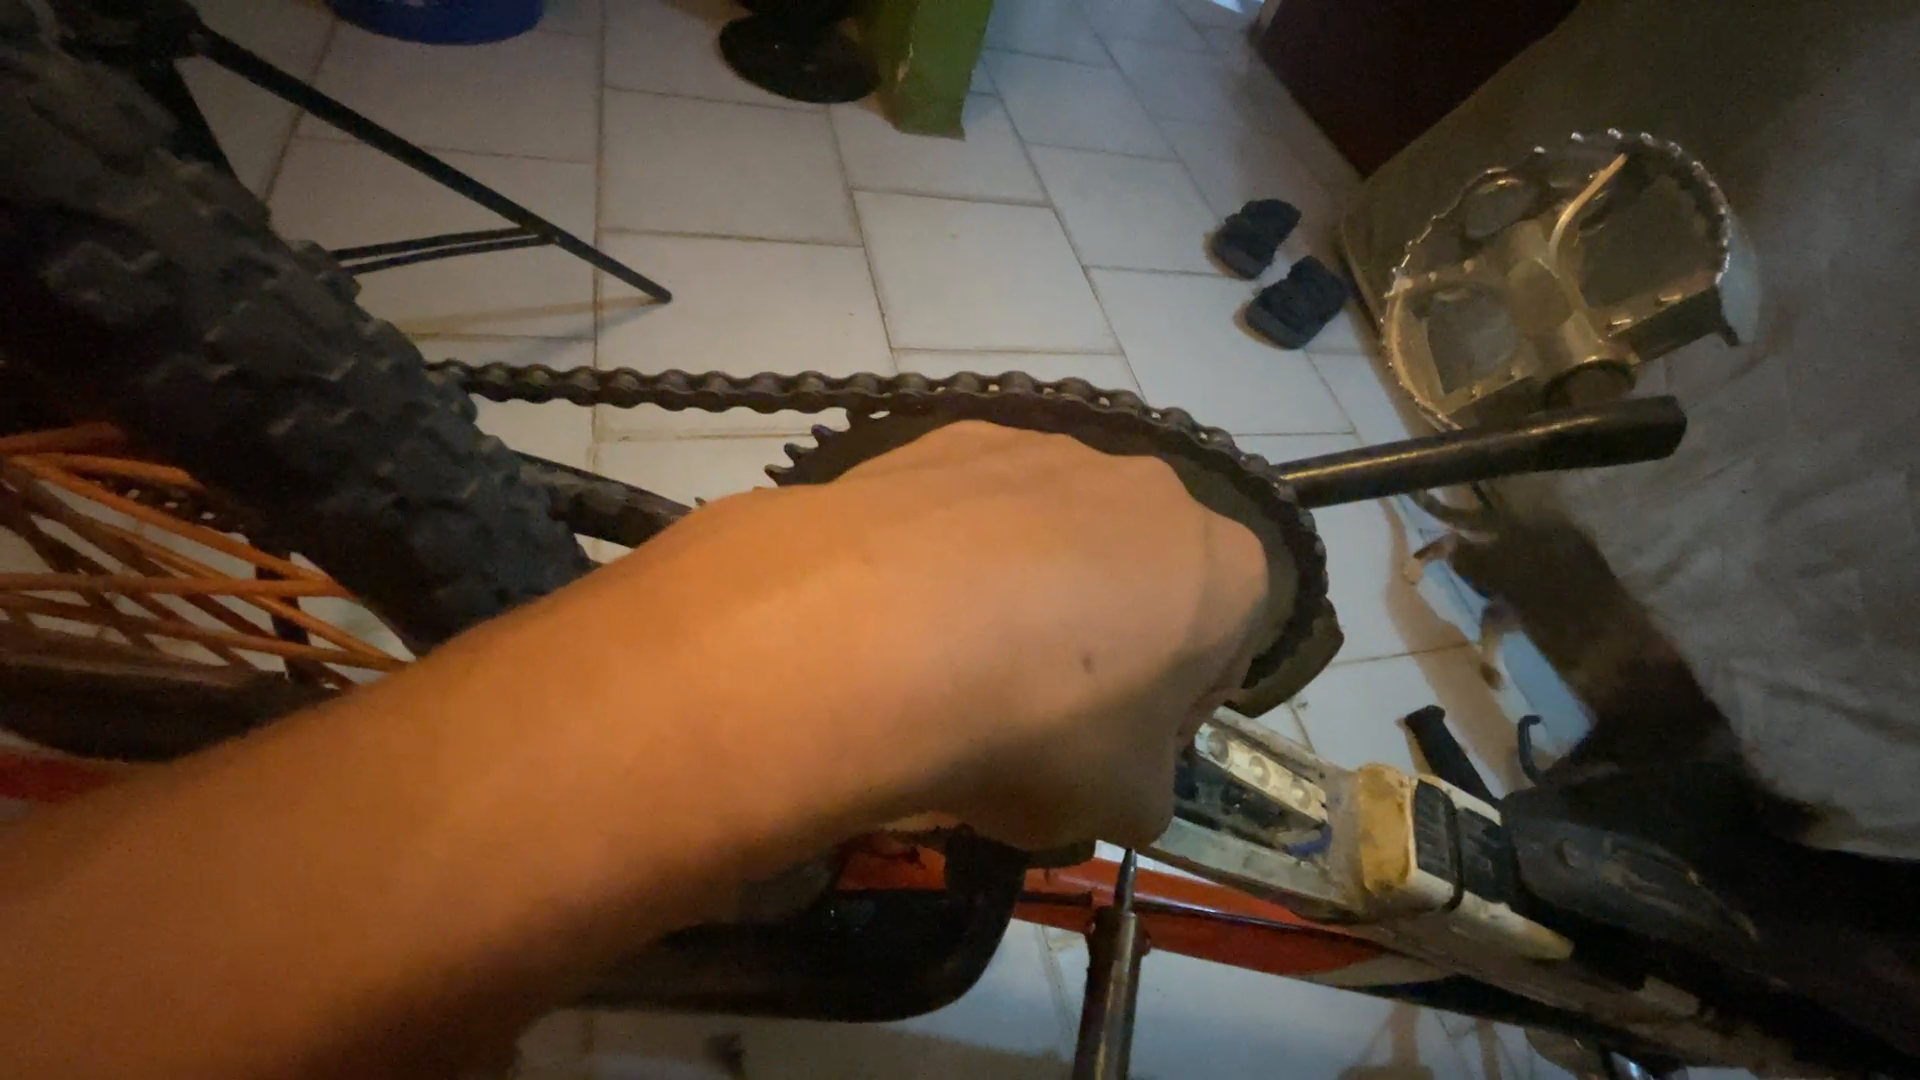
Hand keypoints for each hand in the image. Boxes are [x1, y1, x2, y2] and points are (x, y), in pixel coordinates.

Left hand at [637, 421, 1269, 849]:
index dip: (1177, 702)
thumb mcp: (1122, 804)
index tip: (1120, 742)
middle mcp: (1144, 486)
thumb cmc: (1036, 728)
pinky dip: (954, 549)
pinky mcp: (950, 435)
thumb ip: (1147, 787)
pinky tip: (907, 602)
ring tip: (956, 650)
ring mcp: (1043, 447)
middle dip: (1104, 632)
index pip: (1226, 642)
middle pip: (1137, 573)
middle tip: (1036, 699)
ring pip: (1053, 530)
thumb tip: (1121, 776)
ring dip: (1027, 584)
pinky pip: (971, 504)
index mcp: (1221, 566)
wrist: (875, 639)